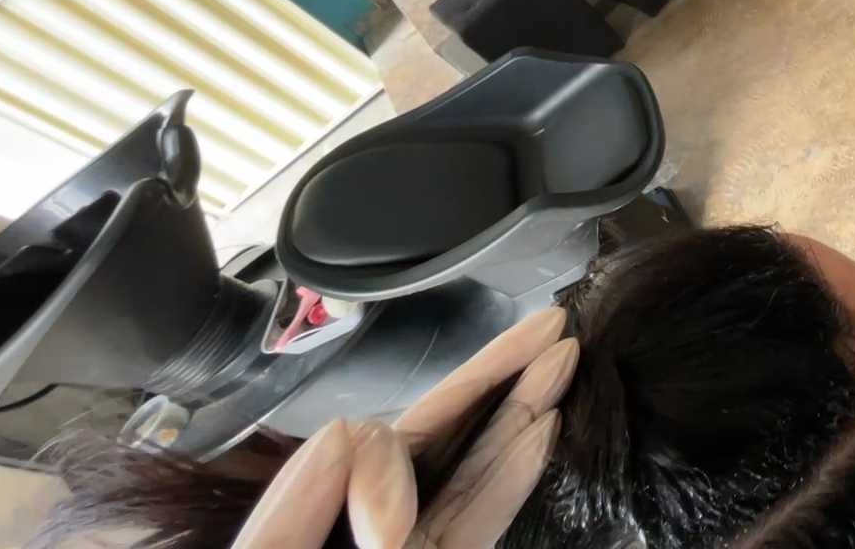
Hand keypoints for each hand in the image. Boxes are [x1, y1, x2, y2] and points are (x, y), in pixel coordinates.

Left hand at [230, 306, 576, 548]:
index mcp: (311, 520)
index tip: (391, 538)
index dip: (389, 469)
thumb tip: (351, 432)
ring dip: (522, 412)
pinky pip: (478, 522)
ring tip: (565, 360)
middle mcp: (363, 528)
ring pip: (470, 473)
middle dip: (495, 376)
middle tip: (548, 327)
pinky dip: (513, 479)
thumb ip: (289, 519)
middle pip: (438, 438)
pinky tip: (547, 429)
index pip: (371, 453)